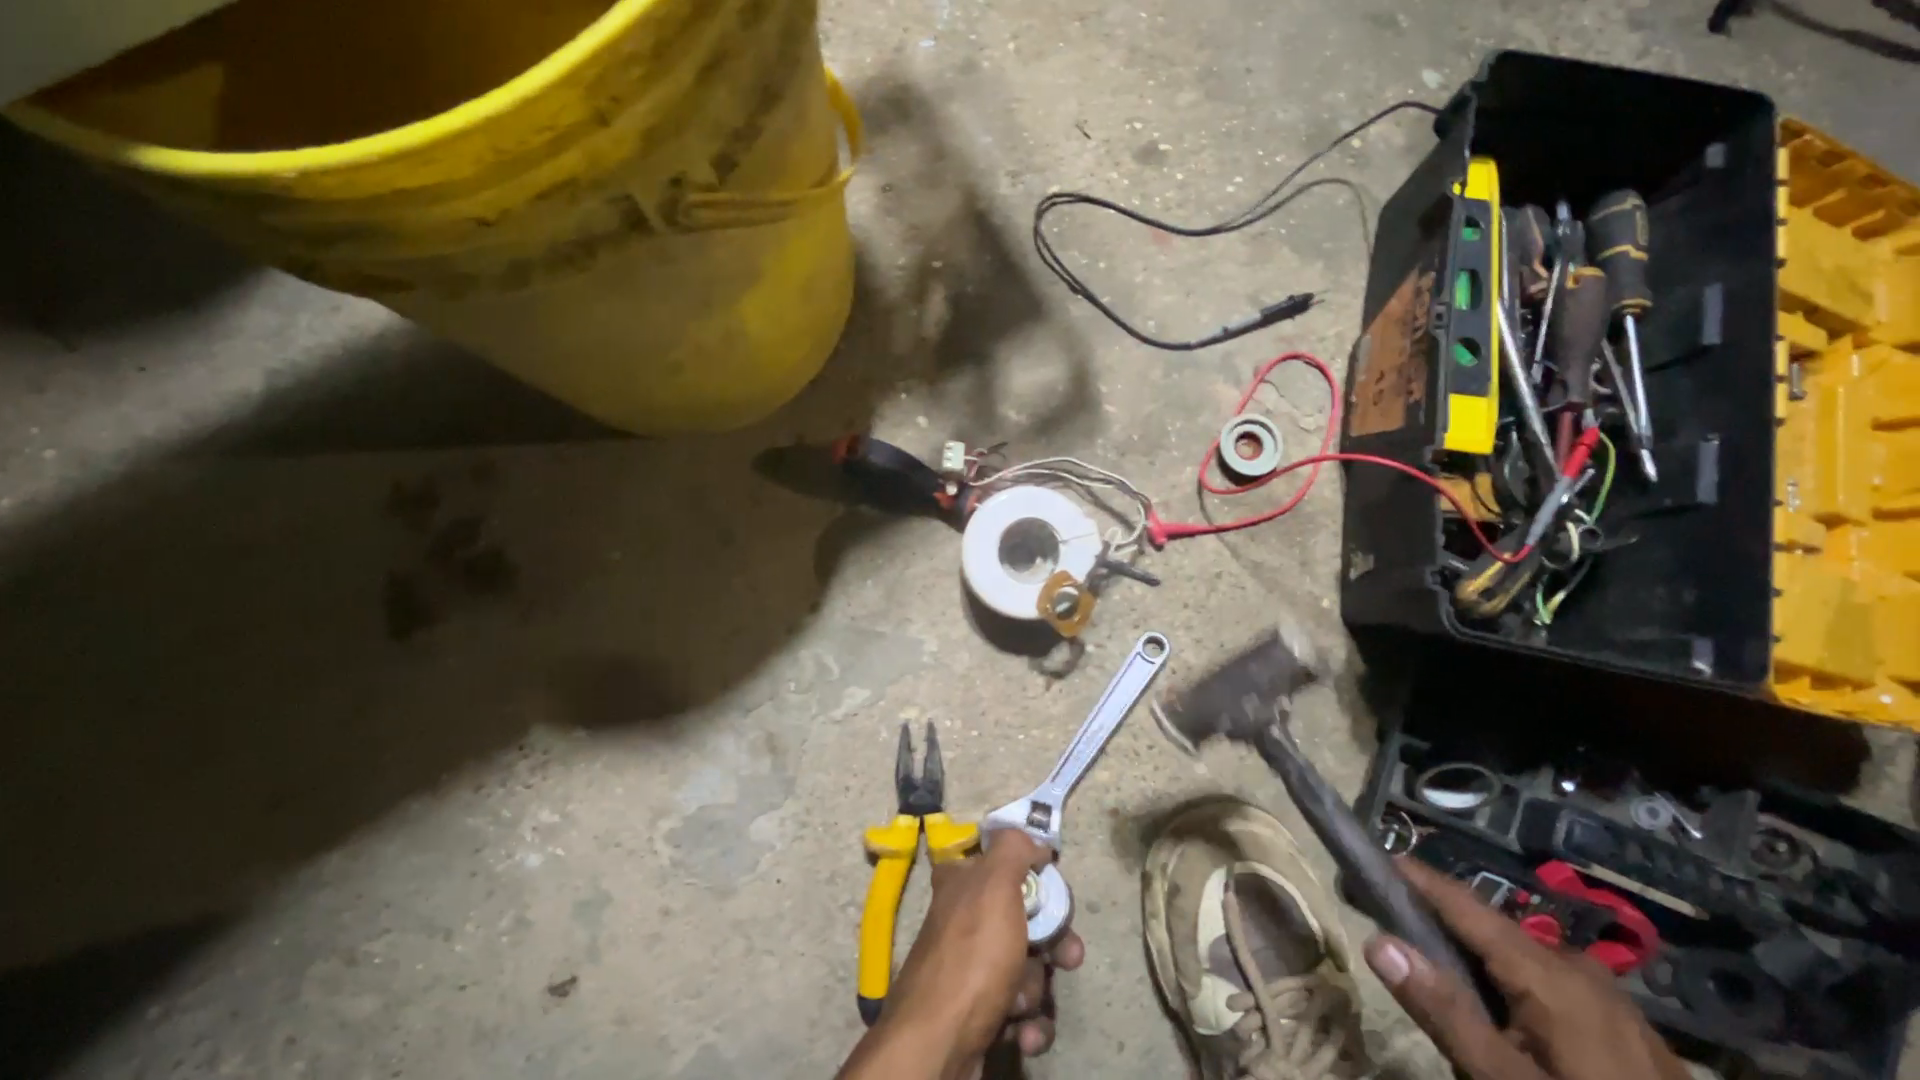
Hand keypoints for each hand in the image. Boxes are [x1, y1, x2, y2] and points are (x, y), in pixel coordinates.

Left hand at [838, 831, 1084, 1079]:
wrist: (938, 1042)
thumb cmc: (971, 955)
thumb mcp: (994, 885)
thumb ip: (1014, 849)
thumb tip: (1032, 840)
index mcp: (962, 885)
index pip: (1004, 867)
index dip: (1035, 880)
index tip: (1055, 894)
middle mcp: (964, 924)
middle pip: (1026, 923)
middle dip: (1053, 945)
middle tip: (1067, 958)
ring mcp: (971, 972)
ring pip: (1028, 970)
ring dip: (1037, 990)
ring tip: (1022, 1004)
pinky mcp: (979, 1015)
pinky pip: (1021, 1013)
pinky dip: (1029, 1024)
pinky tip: (1022, 1033)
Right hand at [1363, 857, 1688, 1079]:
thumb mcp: (1504, 1078)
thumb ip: (1444, 1011)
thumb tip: (1378, 941)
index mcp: (1547, 972)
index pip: (1467, 906)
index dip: (1419, 879)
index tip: (1376, 856)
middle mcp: (1577, 967)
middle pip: (1492, 932)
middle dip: (1441, 925)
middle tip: (1390, 926)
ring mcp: (1607, 995)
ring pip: (1522, 960)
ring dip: (1477, 959)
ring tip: (1438, 977)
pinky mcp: (1624, 1025)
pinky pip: (1551, 985)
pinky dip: (1511, 984)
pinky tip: (1501, 1017)